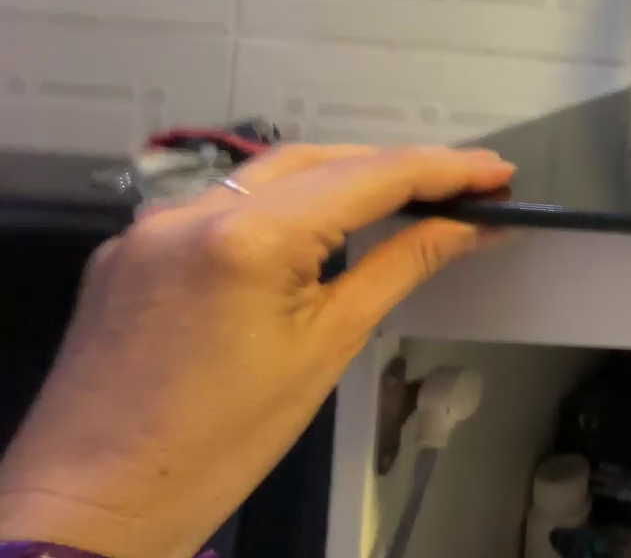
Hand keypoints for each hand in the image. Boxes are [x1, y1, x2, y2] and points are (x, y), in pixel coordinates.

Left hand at [0, 144, 514, 557]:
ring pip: (282, 170)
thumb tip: (479, 224)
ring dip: (357, 172)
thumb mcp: (333, 340)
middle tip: (473, 181)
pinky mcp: (138, 248)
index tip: (501, 172)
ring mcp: (156, 226)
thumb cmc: (223, 437)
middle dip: (407, 165)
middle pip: (329, 161)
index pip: (373, 177)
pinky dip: (303, 194)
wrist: (84, 514)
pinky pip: (238, 198)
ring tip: (421, 190)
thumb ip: (408, 261)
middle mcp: (194, 212)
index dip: (448, 169)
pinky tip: (339, 214)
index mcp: (246, 238)